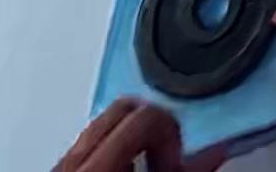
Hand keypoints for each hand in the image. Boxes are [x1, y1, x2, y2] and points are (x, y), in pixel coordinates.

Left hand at [53, 98, 226, 171]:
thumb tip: (217, 152)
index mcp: (94, 170)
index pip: (144, 117)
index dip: (170, 136)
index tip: (173, 168)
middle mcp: (70, 165)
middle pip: (123, 110)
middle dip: (152, 130)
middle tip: (162, 162)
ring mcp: (58, 170)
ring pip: (103, 127)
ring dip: (131, 143)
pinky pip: (87, 149)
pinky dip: (112, 158)